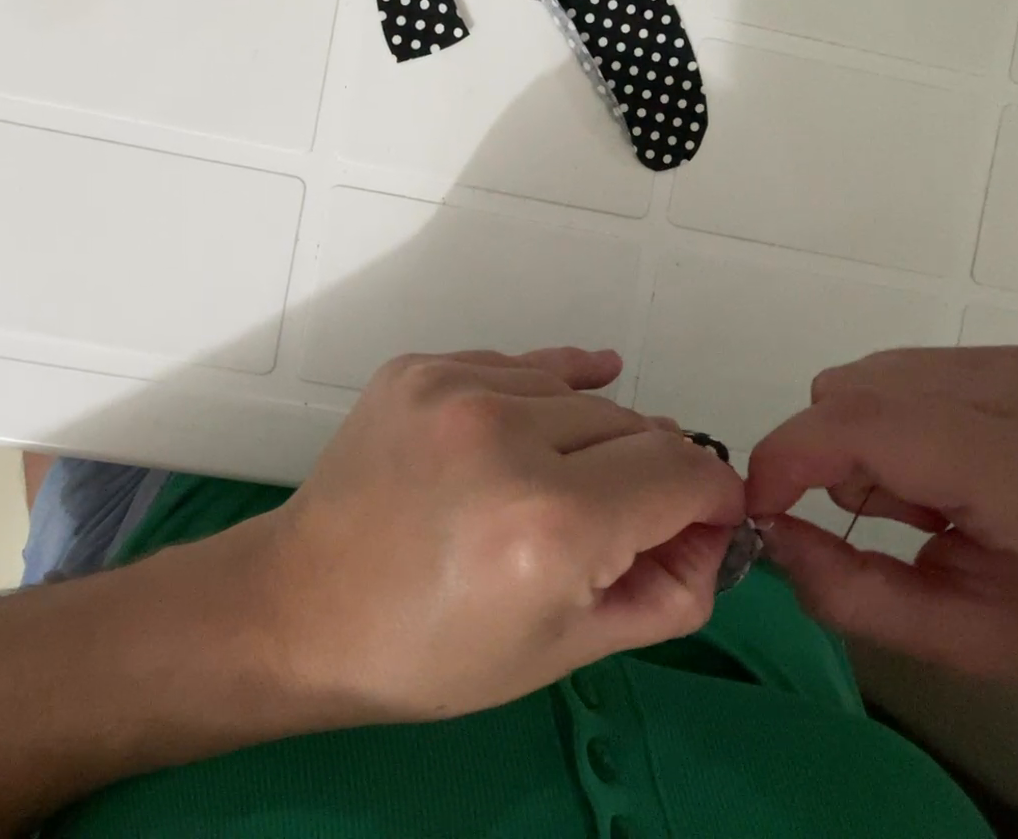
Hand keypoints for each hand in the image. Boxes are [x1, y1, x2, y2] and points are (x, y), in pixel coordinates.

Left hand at [243, 348, 743, 721]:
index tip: (704, 518)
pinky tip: (563, 402)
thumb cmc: (429, 652)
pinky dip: (545, 391)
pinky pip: (516, 366)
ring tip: (564, 481)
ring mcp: (452, 389)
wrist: (303, 608)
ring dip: (593, 434)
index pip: (684, 472)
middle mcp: (503, 435)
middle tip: (627, 517)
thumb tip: (713, 530)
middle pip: (635, 424)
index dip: (711, 498)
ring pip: (577, 391)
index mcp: (550, 521)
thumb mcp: (569, 648)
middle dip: (653, 472)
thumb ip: (669, 588)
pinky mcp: (416, 369)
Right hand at [746, 346, 1017, 727]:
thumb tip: (767, 532)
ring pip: (870, 376)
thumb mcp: (963, 645)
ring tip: (921, 499)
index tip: (761, 507)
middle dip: (826, 457)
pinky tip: (947, 468)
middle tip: (873, 522)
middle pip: (854, 392)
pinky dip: (894, 420)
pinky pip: (905, 371)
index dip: (788, 456)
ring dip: (860, 438)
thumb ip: (848, 594)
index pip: (866, 425)